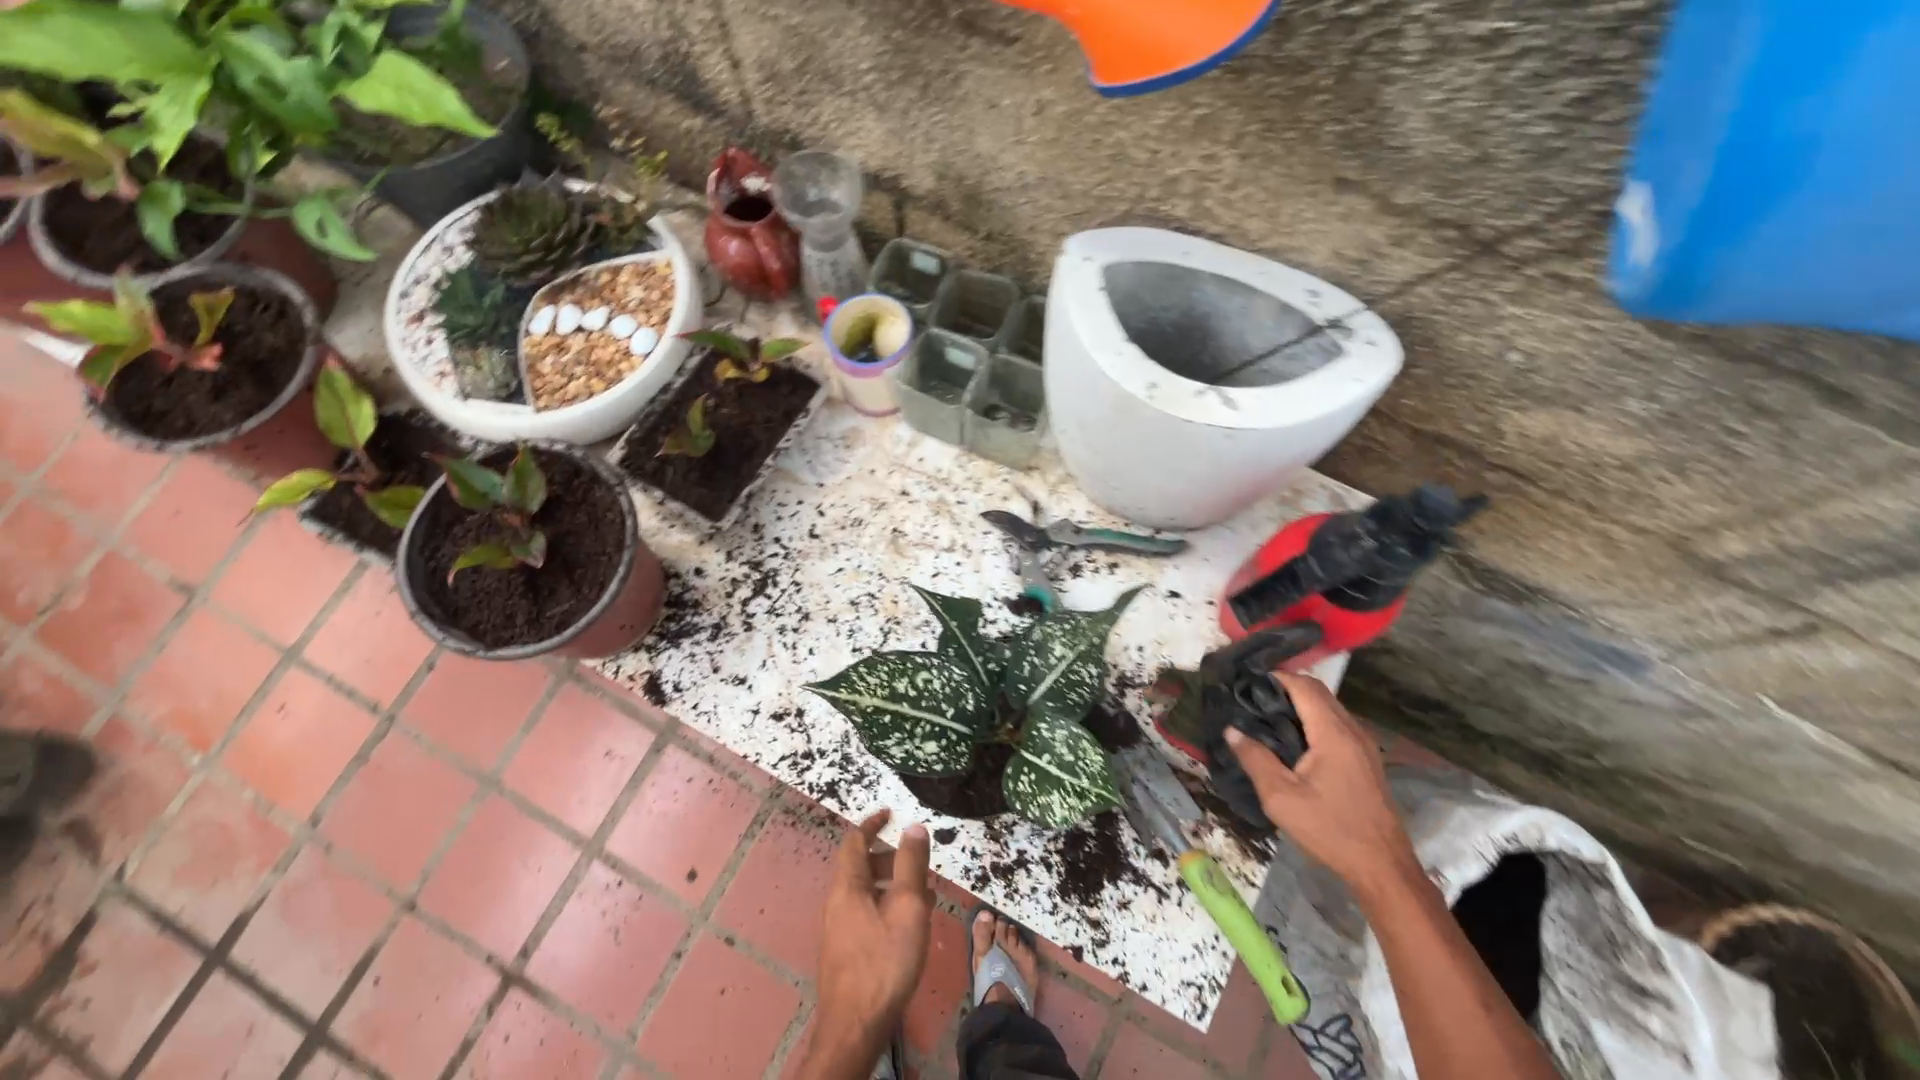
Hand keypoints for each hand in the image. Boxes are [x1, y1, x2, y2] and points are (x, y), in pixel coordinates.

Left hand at [804, 810, 931, 1075]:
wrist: (856, 1025)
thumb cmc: (884, 961)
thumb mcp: (907, 907)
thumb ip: (911, 865)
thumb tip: (913, 827)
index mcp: (846, 887)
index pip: (854, 842)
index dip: (872, 824)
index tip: (890, 814)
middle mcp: (835, 904)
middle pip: (860, 868)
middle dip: (890, 859)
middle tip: (919, 864)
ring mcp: (837, 930)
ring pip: (866, 894)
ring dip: (892, 887)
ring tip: (922, 898)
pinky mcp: (844, 952)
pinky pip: (865, 915)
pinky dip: (886, 908)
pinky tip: (907, 929)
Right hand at [1224, 672, 1422, 901]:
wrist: (1382, 866)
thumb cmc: (1330, 830)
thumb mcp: (1281, 798)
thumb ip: (1255, 759)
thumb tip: (1232, 730)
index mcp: (1333, 733)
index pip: (1304, 686)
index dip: (1276, 678)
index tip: (1246, 683)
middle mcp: (1352, 731)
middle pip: (1319, 692)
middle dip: (1286, 688)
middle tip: (1251, 699)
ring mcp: (1364, 745)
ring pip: (1330, 708)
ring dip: (1300, 704)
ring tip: (1266, 717)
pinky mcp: (1366, 760)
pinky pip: (1337, 726)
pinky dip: (1313, 721)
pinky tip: (1293, 742)